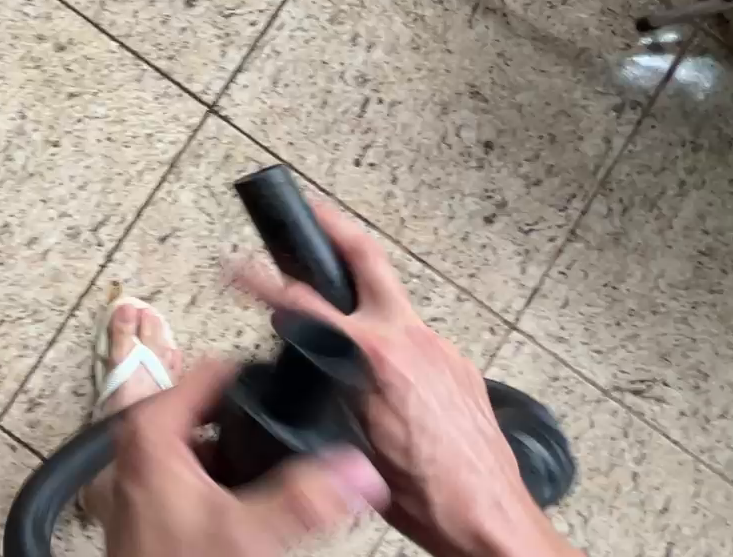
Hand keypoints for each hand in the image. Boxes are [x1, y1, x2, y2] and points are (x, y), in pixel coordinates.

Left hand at [105, 358, 388, 556]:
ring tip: (281, 464)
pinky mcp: (152, 494)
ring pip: (203, 439)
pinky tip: (253, 500)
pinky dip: (225, 476)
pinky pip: (194, 466)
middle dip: (252, 421)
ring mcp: (143, 466)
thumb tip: (357, 471)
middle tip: (294, 431)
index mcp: (152, 426)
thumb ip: (304, 501)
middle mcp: (140, 437)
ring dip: (241, 453)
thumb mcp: (247, 535)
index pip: (210, 372)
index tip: (289, 388)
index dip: (253, 377)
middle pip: (208, 406)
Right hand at [235, 205, 577, 556]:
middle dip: (333, 226)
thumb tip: (302, 346)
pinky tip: (372, 349)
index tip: (236, 267)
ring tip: (330, 282)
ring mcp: (439, 347)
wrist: (496, 527)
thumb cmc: (422, 495)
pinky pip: (411, 329)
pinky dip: (384, 325)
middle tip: (307, 209)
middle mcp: (410, 338)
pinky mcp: (456, 363)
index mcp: (376, 356)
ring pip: (390, 295)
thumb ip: (324, 378)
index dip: (262, 281)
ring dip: (358, 282)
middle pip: (367, 258)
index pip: (303, 302)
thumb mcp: (348, 436)